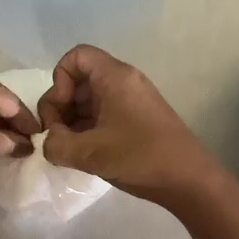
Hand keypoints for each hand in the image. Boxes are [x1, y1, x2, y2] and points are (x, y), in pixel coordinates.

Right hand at [38, 45, 228, 209]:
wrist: (190, 181)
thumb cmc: (139, 157)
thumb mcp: (89, 153)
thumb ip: (56, 144)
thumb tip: (49, 142)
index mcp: (114, 77)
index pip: (76, 57)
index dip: (59, 80)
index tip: (61, 111)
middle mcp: (123, 82)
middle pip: (79, 79)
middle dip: (61, 106)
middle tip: (57, 138)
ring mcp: (131, 101)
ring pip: (89, 99)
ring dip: (72, 121)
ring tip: (70, 150)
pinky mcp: (136, 120)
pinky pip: (103, 113)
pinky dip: (88, 129)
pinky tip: (86, 154)